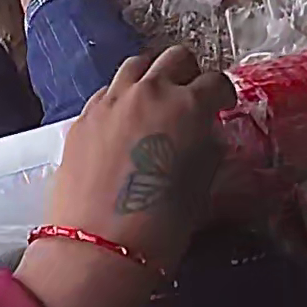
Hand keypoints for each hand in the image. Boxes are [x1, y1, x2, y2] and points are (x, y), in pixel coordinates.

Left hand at [14, 46, 235, 306]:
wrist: (99, 247)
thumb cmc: (161, 226)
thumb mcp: (201, 189)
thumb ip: (209, 152)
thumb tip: (208, 136)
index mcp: (187, 106)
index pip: (215, 81)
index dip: (224, 93)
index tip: (223, 105)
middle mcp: (148, 92)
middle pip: (174, 58)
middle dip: (189, 74)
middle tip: (191, 98)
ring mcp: (110, 101)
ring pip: (136, 67)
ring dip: (152, 78)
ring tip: (155, 103)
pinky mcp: (83, 117)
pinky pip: (108, 92)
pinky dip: (123, 97)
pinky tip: (124, 123)